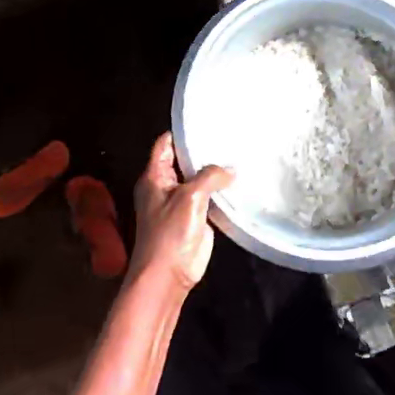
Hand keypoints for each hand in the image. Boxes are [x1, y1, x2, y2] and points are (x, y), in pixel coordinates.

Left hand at [130, 133, 232, 293]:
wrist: (168, 275)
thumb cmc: (170, 232)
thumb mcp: (189, 197)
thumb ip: (209, 177)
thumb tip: (230, 169)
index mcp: (154, 176)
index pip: (166, 143)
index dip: (182, 132)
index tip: (206, 119)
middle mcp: (166, 185)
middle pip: (184, 160)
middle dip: (203, 150)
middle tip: (231, 133)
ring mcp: (181, 202)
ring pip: (198, 179)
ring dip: (215, 171)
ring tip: (240, 151)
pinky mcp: (196, 217)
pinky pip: (209, 197)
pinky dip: (221, 190)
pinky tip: (240, 180)